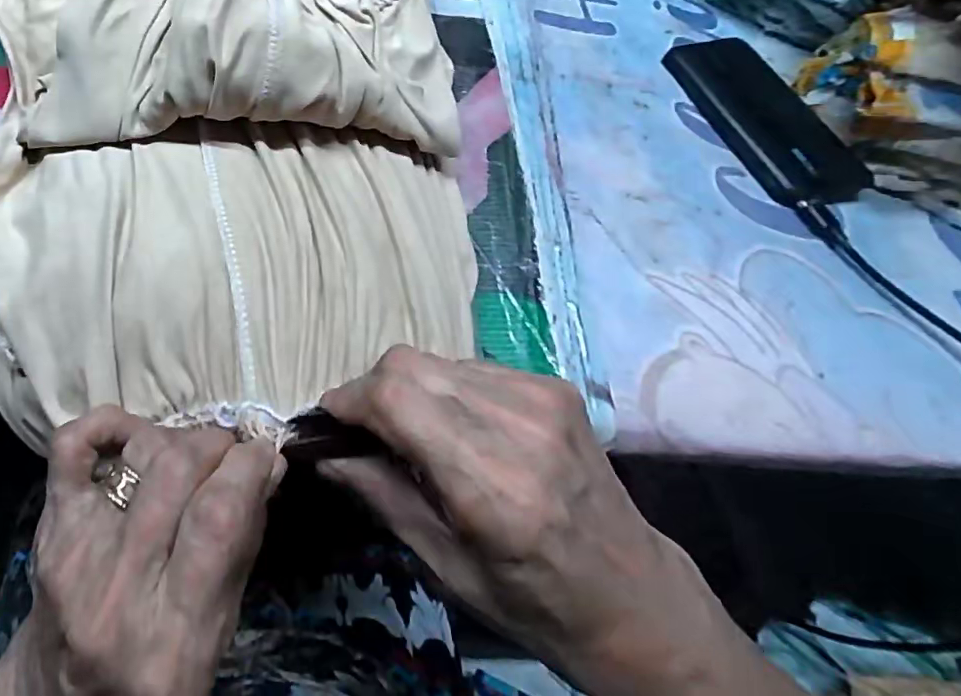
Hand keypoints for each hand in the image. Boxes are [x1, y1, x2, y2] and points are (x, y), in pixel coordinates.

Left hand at [0, 408, 285, 695]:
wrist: (63, 694)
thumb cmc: (154, 671)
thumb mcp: (215, 634)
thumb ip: (240, 547)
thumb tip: (267, 463)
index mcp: (173, 635)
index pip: (215, 519)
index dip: (247, 468)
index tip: (263, 451)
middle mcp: (119, 588)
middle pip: (174, 473)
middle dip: (214, 444)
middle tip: (229, 449)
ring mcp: (75, 551)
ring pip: (136, 454)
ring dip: (176, 436)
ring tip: (190, 451)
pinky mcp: (47, 525)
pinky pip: (70, 447)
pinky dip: (105, 423)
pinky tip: (132, 433)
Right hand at [319, 349, 802, 695]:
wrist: (637, 598)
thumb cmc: (535, 601)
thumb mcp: (446, 566)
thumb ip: (380, 495)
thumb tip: (323, 451)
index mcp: (494, 487)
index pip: (396, 398)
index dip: (349, 399)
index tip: (328, 420)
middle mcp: (520, 427)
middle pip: (407, 364)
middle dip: (370, 389)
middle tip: (362, 428)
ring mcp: (542, 397)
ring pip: (433, 359)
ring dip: (405, 387)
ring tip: (408, 429)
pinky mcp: (553, 384)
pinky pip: (467, 366)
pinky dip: (441, 387)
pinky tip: (451, 423)